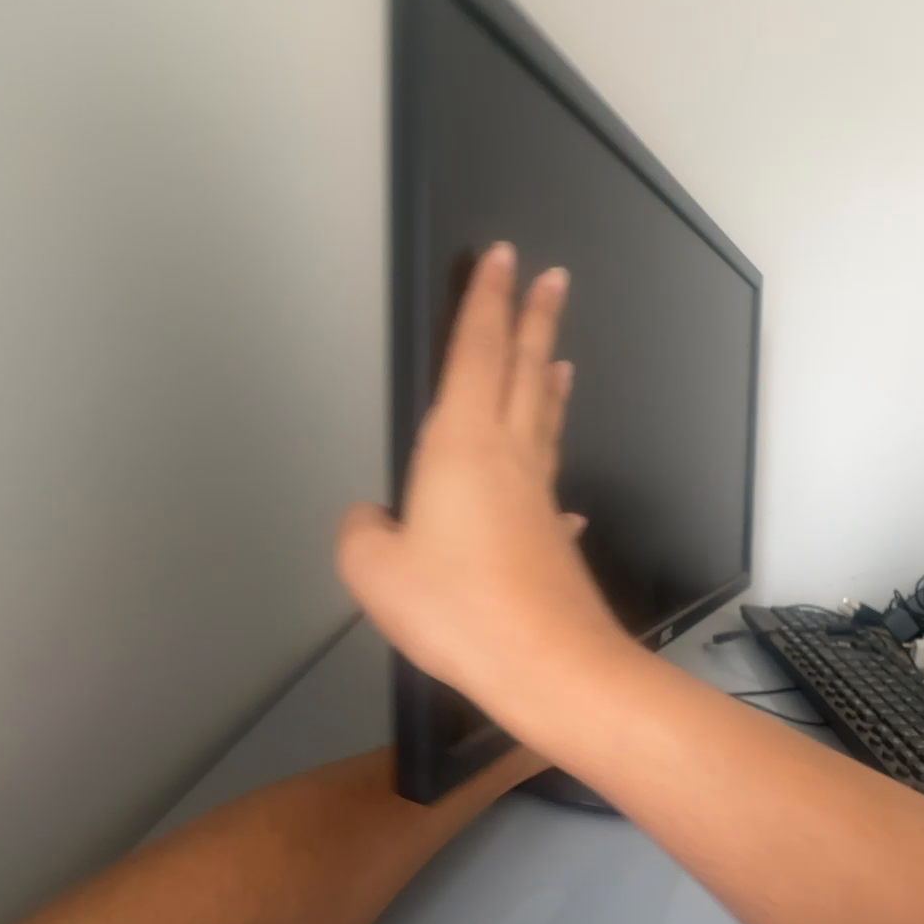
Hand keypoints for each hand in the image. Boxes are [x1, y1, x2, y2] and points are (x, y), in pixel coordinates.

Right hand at [336, 243, 628, 710]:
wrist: (546, 663)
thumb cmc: (462, 612)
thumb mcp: (376, 572)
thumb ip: (363, 534)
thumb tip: (372, 521)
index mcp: (462, 449)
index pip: (476, 353)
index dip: (486, 302)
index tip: (503, 260)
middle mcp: (510, 460)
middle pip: (526, 370)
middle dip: (536, 318)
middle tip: (552, 279)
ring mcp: (540, 496)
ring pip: (545, 420)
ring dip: (549, 381)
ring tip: (559, 357)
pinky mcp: (554, 534)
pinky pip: (551, 484)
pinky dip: (551, 467)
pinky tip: (556, 486)